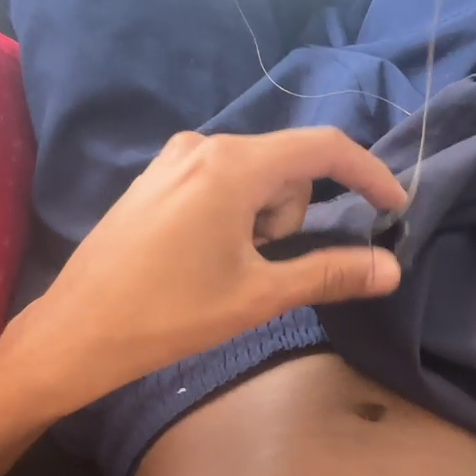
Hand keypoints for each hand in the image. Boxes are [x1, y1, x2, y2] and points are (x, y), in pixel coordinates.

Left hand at [0, 126, 408, 413]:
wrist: (80, 330)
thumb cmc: (171, 314)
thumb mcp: (259, 296)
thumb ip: (329, 274)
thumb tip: (390, 269)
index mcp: (232, 165)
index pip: (323, 148)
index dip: (368, 173)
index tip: (394, 207)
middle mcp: (203, 145)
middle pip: (287, 167)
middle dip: (292, 217)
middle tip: (259, 268)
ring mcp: (174, 160)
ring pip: (254, 178)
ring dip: (261, 222)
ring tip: (226, 270)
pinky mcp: (156, 180)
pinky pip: (220, 184)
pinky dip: (234, 216)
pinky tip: (203, 258)